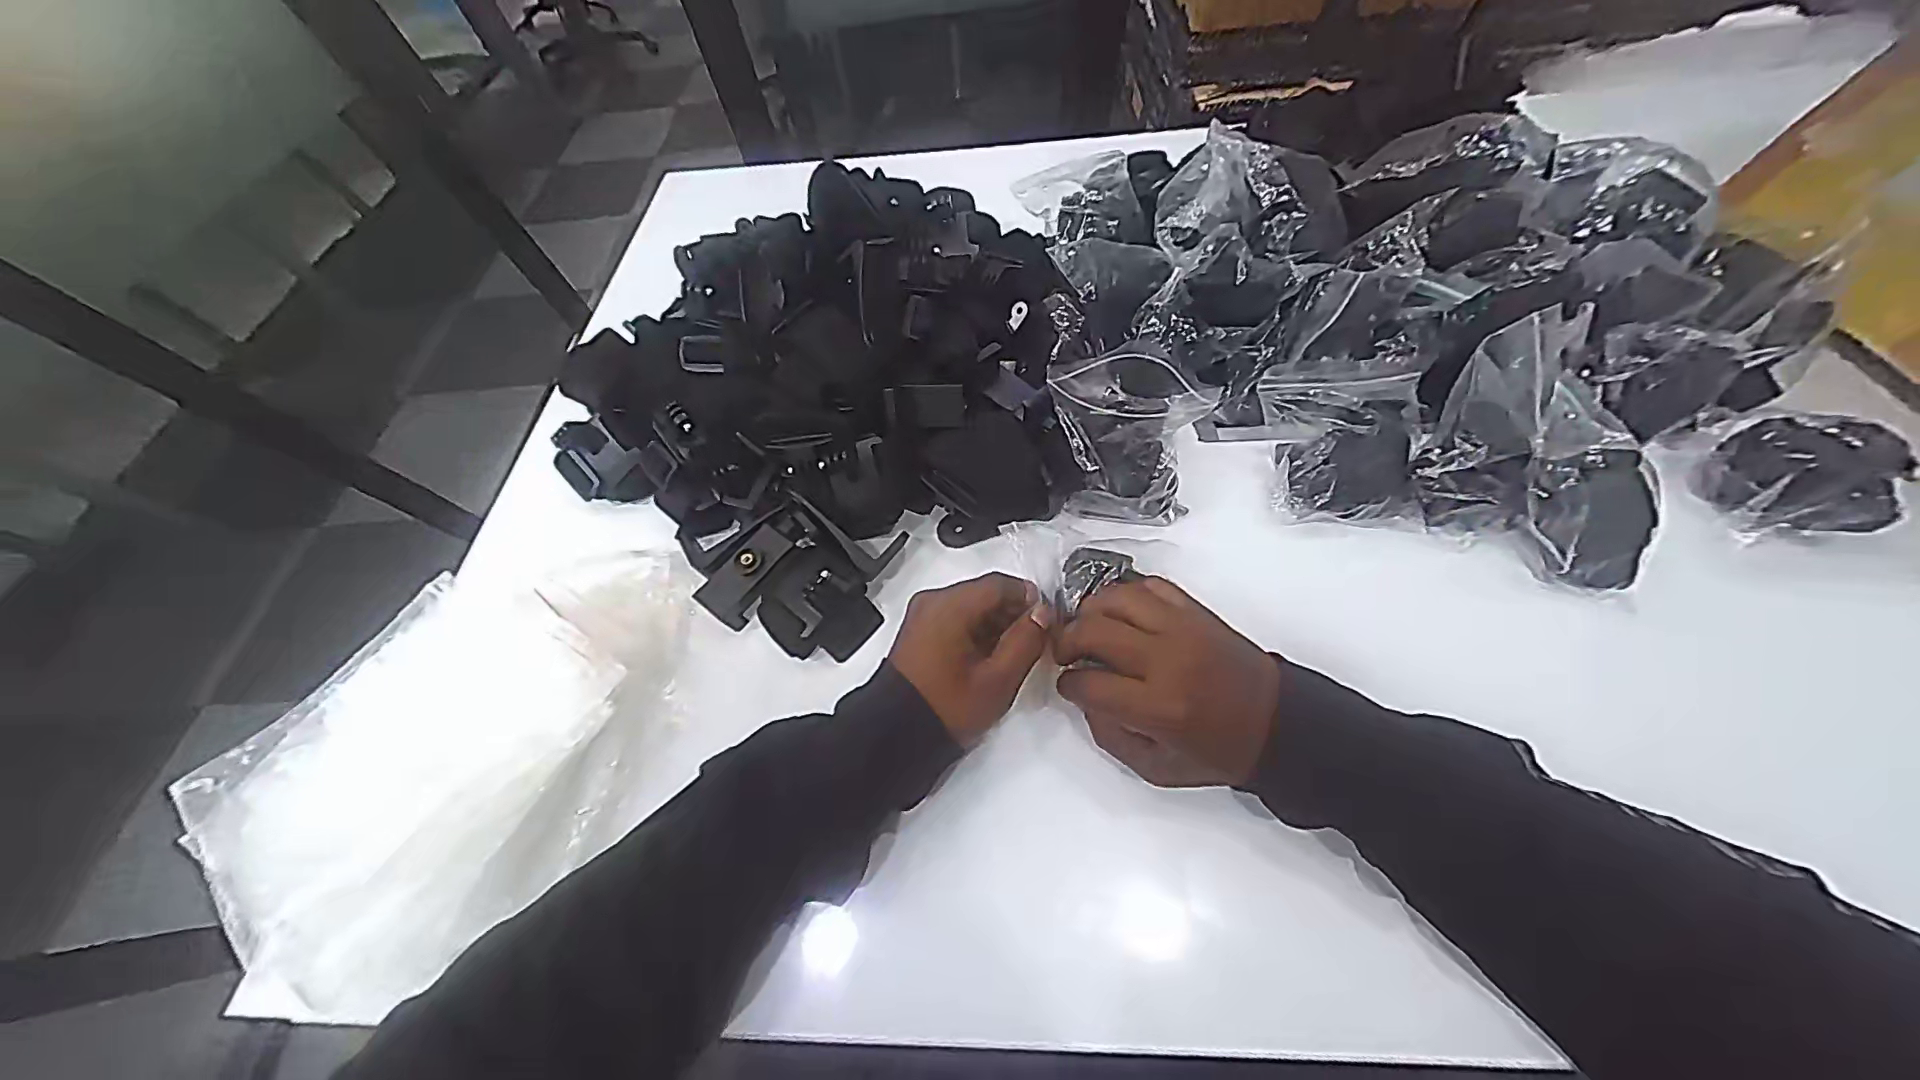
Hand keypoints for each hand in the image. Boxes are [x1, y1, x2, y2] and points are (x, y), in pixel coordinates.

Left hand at [889, 573, 1052, 746]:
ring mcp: (922, 617)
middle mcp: (932, 603)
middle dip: (1013, 614)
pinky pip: (956, 621)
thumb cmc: (943, 709)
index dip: (1031, 599)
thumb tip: (1042, 615)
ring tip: (1013, 656)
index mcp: (949, 606)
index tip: (1047, 620)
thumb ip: (1026, 641)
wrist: (895, 736)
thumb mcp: (997, 679)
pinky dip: (976, 633)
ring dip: (996, 625)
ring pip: (971, 607)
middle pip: (985, 593)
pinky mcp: (919, 633)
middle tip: (1035, 640)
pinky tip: (989, 660)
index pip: (1001, 584)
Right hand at [1051, 577, 1280, 787]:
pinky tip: (1122, 614)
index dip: (1068, 685)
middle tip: (1067, 654)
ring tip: (1089, 629)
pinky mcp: (1196, 612)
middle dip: (1066, 642)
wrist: (1279, 725)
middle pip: (1093, 631)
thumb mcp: (1157, 767)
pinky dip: (1127, 595)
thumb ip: (1110, 735)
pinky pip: (1150, 585)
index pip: (1089, 683)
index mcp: (1160, 707)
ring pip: (1117, 597)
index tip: (1069, 686)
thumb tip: (1084, 697)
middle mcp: (1168, 661)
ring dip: (1091, 612)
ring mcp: (1183, 629)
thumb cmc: (1219, 751)